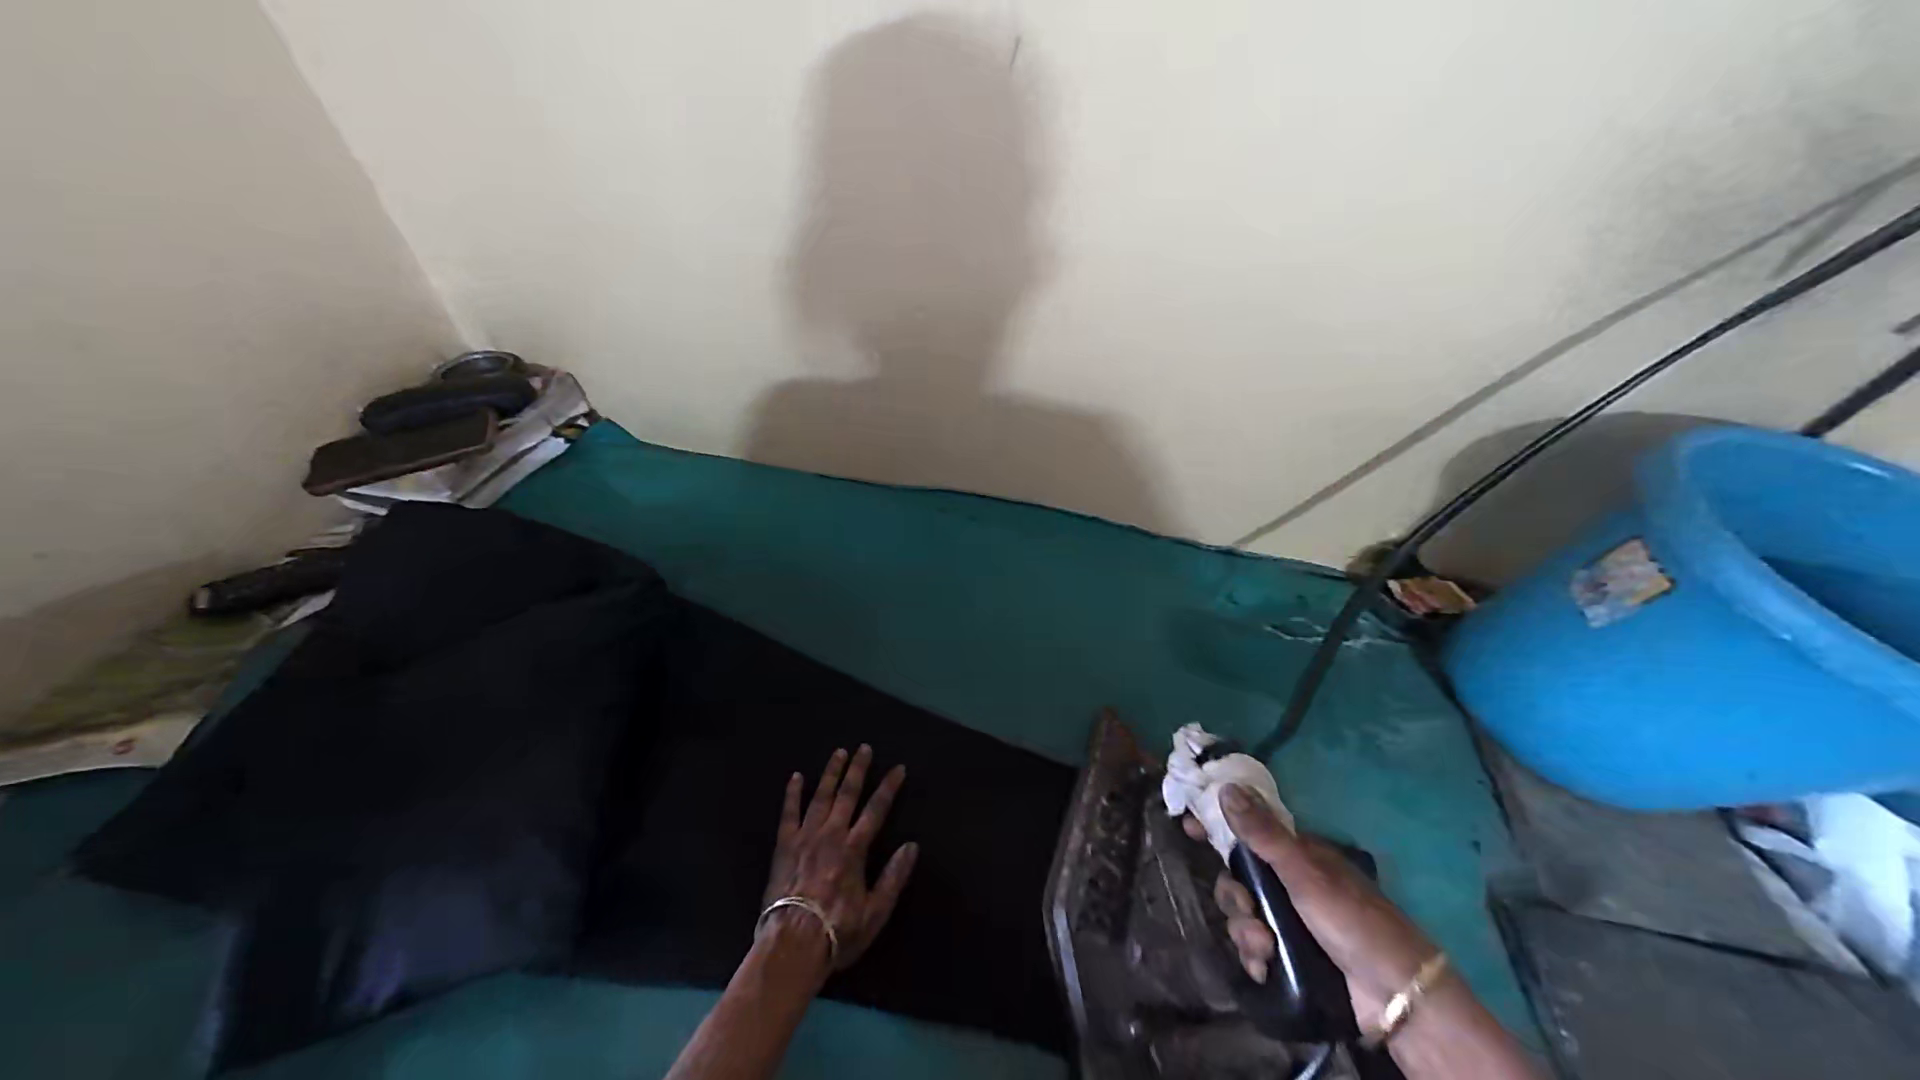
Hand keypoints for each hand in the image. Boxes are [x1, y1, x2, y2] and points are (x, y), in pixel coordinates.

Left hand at [763, 745, 918, 972]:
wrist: (791, 943)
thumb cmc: (837, 931)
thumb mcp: (876, 912)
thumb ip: (894, 877)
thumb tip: (912, 846)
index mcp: (855, 848)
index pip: (877, 809)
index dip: (889, 787)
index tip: (898, 768)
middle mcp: (831, 834)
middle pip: (847, 794)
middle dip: (858, 769)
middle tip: (864, 748)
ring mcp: (805, 837)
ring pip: (820, 796)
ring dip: (831, 772)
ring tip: (839, 752)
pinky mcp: (783, 846)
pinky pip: (788, 813)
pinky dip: (792, 793)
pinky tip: (796, 777)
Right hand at [1209, 784, 1439, 1020]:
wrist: (1397, 997)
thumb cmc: (1353, 921)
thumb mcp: (1305, 874)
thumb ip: (1264, 834)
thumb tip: (1225, 787)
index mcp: (1297, 856)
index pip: (1248, 830)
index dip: (1217, 827)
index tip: (1188, 826)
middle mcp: (1290, 884)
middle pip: (1239, 879)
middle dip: (1235, 898)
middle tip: (1248, 911)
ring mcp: (1291, 922)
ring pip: (1244, 916)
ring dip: (1245, 933)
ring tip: (1264, 950)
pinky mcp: (1291, 957)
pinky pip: (1254, 949)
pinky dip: (1254, 958)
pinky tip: (1264, 969)